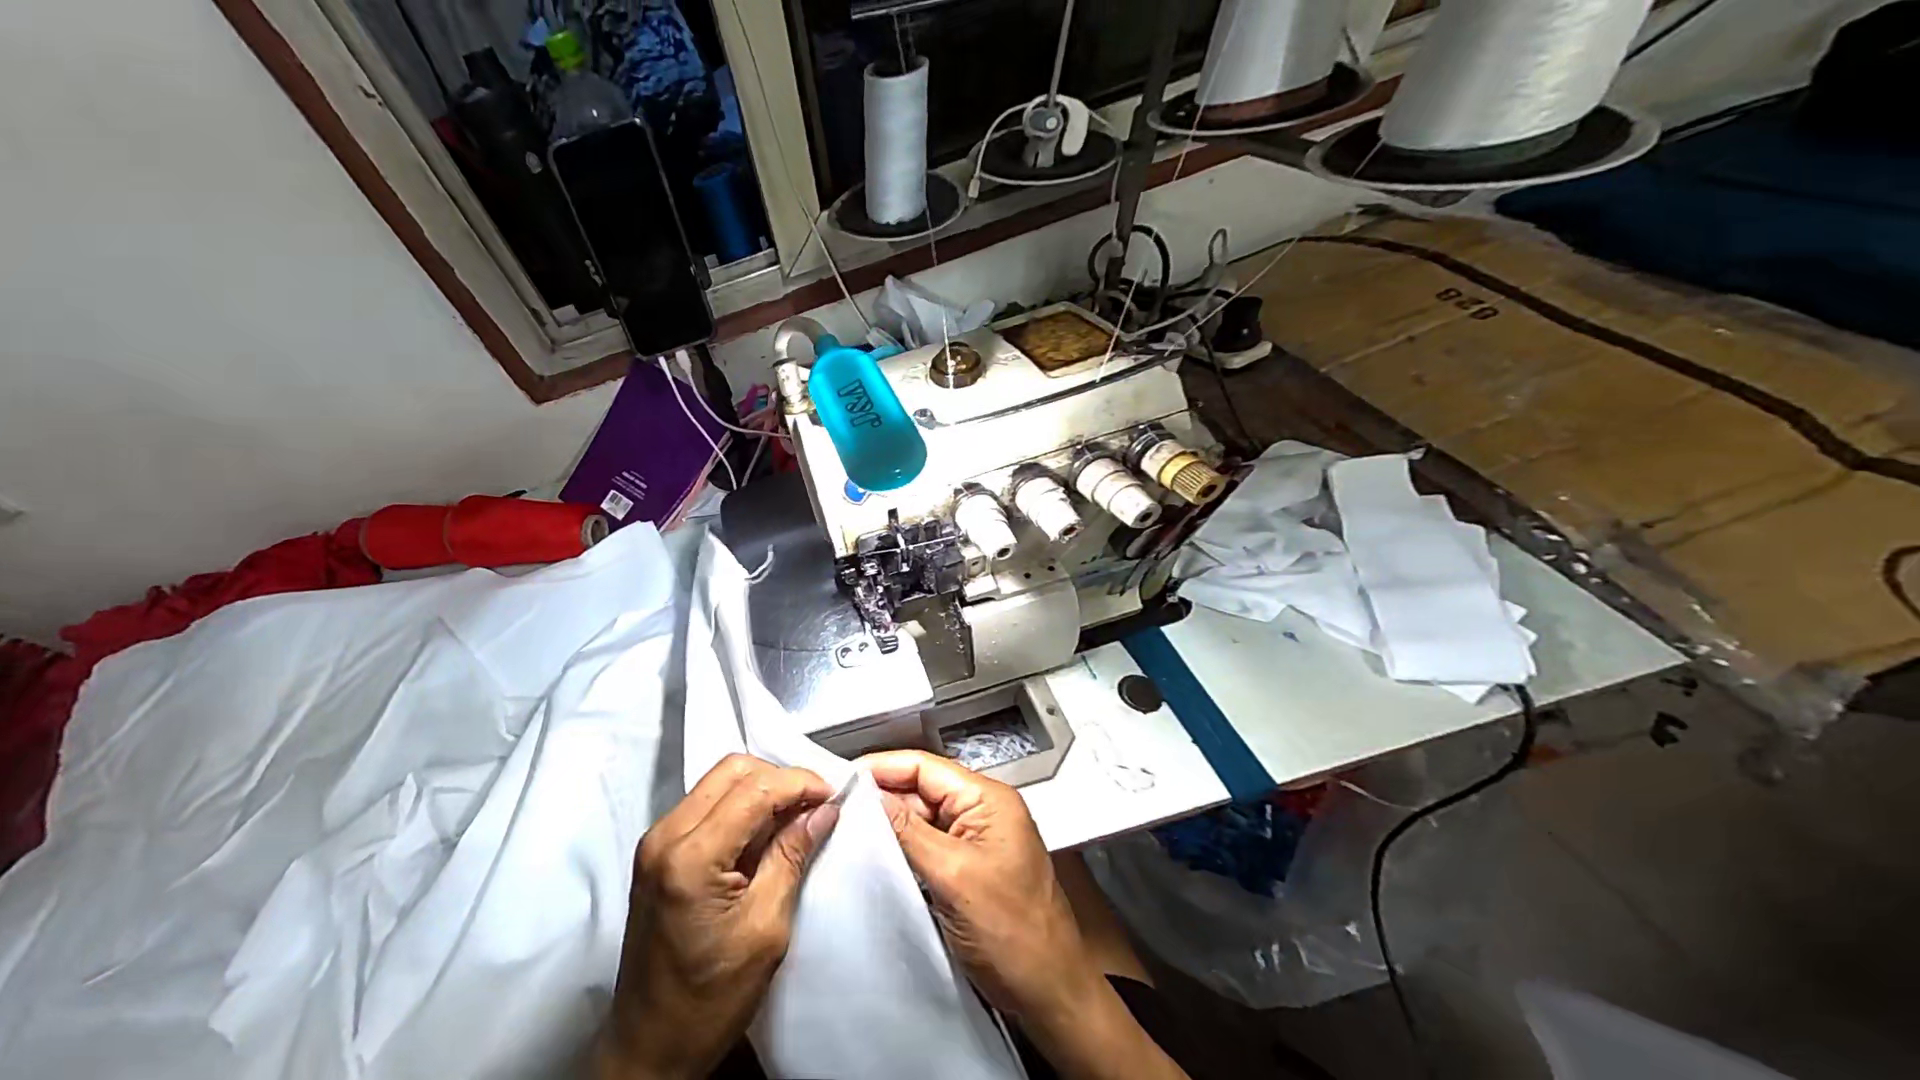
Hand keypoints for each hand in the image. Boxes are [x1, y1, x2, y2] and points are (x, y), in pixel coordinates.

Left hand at [599, 754, 839, 1079]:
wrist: (651, 1045)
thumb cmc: (708, 1001)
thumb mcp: (766, 928)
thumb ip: (792, 856)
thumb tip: (823, 810)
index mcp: (689, 859)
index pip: (754, 789)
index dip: (800, 784)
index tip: (832, 795)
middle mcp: (664, 838)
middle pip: (733, 770)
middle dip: (781, 779)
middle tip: (815, 805)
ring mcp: (656, 842)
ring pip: (720, 780)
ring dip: (762, 789)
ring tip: (795, 818)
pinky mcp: (658, 852)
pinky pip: (707, 802)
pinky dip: (742, 805)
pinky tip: (767, 831)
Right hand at [862, 749, 1098, 1021]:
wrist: (1047, 991)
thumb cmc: (1016, 934)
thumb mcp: (953, 875)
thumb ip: (909, 831)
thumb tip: (871, 797)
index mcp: (989, 800)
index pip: (926, 766)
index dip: (882, 767)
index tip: (843, 777)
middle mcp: (983, 812)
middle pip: (921, 789)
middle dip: (881, 797)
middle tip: (838, 809)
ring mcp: (975, 840)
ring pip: (921, 818)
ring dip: (889, 824)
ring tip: (848, 831)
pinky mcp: (967, 868)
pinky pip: (928, 845)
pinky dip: (903, 848)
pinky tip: (876, 856)